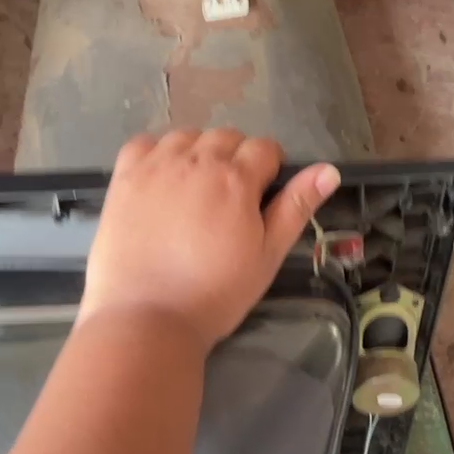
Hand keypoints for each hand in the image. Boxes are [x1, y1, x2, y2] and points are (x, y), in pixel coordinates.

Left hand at [78, 129, 339, 351]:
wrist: (148, 317)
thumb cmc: (216, 293)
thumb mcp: (267, 255)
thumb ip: (295, 208)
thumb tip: (328, 171)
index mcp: (237, 179)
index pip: (265, 148)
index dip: (270, 170)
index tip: (262, 197)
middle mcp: (197, 160)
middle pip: (226, 137)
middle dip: (236, 159)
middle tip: (230, 201)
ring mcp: (156, 166)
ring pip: (187, 136)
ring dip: (198, 153)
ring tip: (196, 190)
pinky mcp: (124, 178)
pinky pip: (145, 143)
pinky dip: (158, 153)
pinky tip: (162, 181)